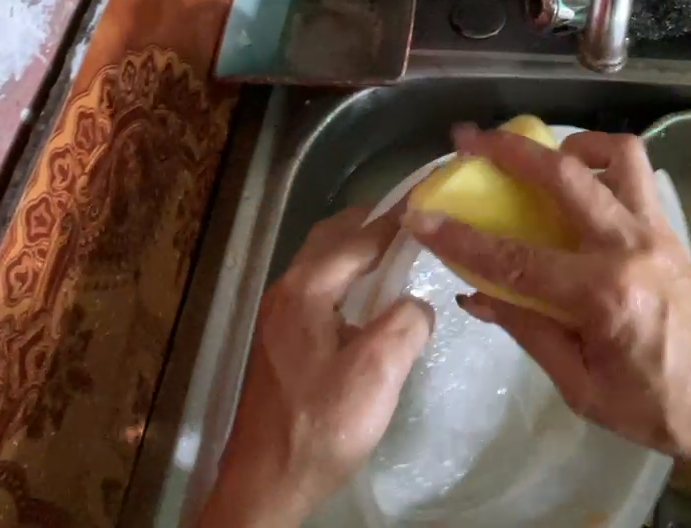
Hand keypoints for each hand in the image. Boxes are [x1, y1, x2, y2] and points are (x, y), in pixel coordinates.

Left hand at [201, 207, 433, 527]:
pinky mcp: (280, 338)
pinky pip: (317, 286)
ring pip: (321, 261)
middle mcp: (286, 291)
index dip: (395, 220)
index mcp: (306, 290)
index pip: (359, 237)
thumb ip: (405, 324)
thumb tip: (415, 304)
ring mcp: (278, 315)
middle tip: (413, 224)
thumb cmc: (318, 429)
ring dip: (357, 249)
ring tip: (397, 256)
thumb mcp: (375, 375)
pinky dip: (345, 275)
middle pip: (332, 238)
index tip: (429, 203)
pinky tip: (368, 299)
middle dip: (371, 224)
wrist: (261, 488)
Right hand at [403, 125, 690, 479]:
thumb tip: (476, 295)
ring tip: (540, 152)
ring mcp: (655, 230)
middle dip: (508, 151)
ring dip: (571, 141)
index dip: (462, 239)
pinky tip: (582, 178)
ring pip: (615, 154)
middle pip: (563, 176)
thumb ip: (530, 331)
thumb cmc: (659, 408)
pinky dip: (604, 157)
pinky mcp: (669, 227)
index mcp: (605, 296)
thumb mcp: (583, 388)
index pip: (516, 259)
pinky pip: (637, 172)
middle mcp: (630, 247)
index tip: (422, 217)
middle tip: (468, 138)